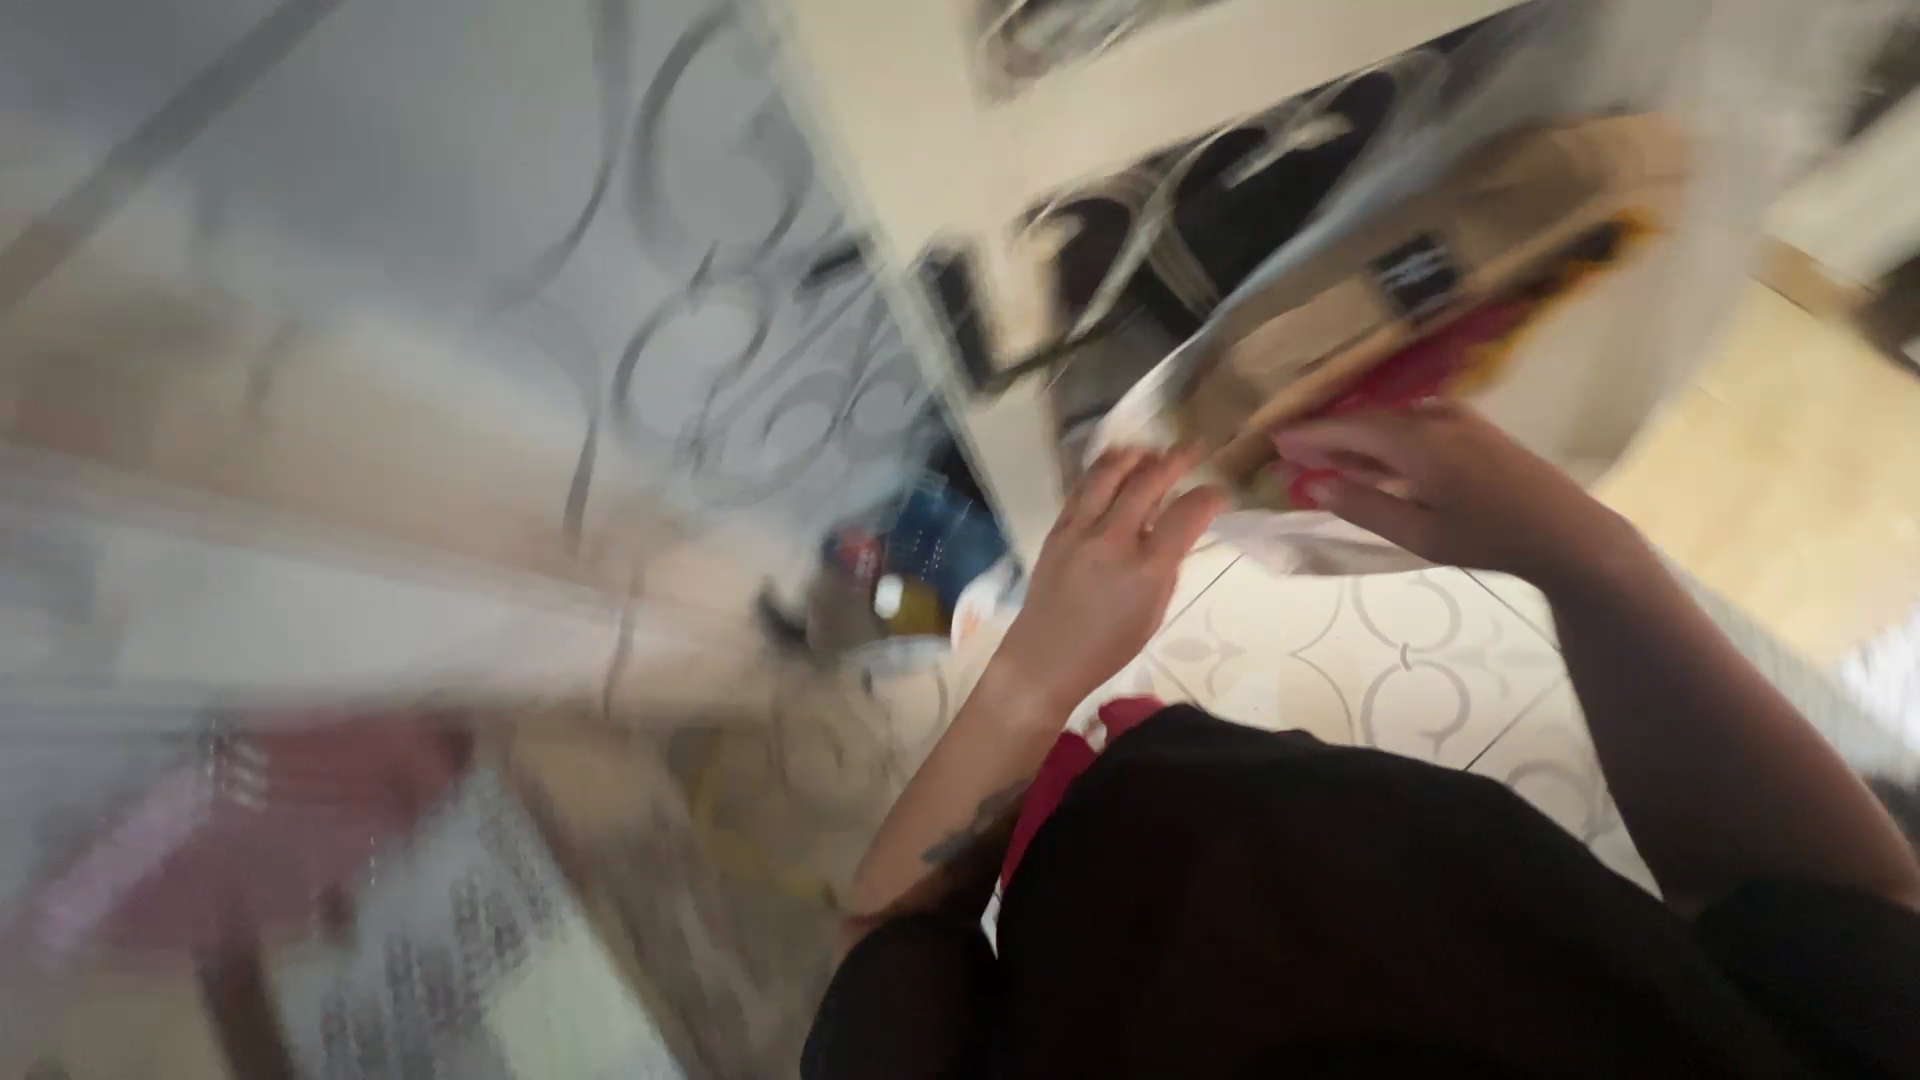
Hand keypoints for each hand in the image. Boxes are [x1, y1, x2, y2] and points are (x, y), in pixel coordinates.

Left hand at [992, 446, 1225, 715]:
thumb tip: (1173, 532)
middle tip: (1192, 450)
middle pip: (1147, 481)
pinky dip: (1103, 471)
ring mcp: (1078, 531)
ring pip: (1108, 474)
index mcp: (1145, 569)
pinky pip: (1082, 488)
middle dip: (1175, 460)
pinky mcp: (1056, 530)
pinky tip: (1115, 467)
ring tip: (1150, 452)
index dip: (1209, 497)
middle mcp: (1112, 541)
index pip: (1187, 515)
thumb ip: (1166, 567)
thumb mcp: (1154, 613)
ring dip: (1134, 456)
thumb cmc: (1107, 647)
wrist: (1045, 656)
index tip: (1218, 493)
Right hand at [1271, 403, 1638, 590]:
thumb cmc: (1489, 539)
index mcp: (1417, 442)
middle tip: (1290, 450)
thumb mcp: (1417, 533)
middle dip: (1326, 434)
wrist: (1571, 535)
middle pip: (1366, 420)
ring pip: (1388, 422)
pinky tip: (1370, 460)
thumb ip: (1363, 505)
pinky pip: (1411, 426)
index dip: (1309, 434)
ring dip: (1353, 438)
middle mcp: (1434, 419)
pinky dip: (1381, 441)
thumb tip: (1315, 485)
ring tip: (1322, 457)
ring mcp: (1457, 420)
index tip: (1275, 439)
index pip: (1347, 429)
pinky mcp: (1472, 429)